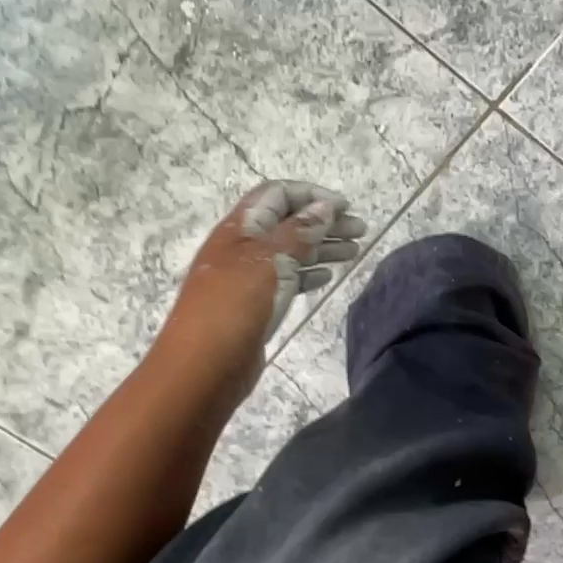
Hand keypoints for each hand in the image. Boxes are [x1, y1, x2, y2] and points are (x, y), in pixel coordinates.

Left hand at [162, 181, 367, 373]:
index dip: (312, 194)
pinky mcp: (254, 302)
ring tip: (354, 251)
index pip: (278, 194)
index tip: (345, 207)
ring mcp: (247, 275)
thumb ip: (300, 232)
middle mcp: (243, 246)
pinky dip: (309, 272)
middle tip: (360, 230)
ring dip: (323, 246)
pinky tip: (327, 276)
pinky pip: (286, 277)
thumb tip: (325, 207)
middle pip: (288, 221)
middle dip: (324, 221)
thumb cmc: (235, 306)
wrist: (202, 369)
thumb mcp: (271, 261)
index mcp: (241, 228)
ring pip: (290, 249)